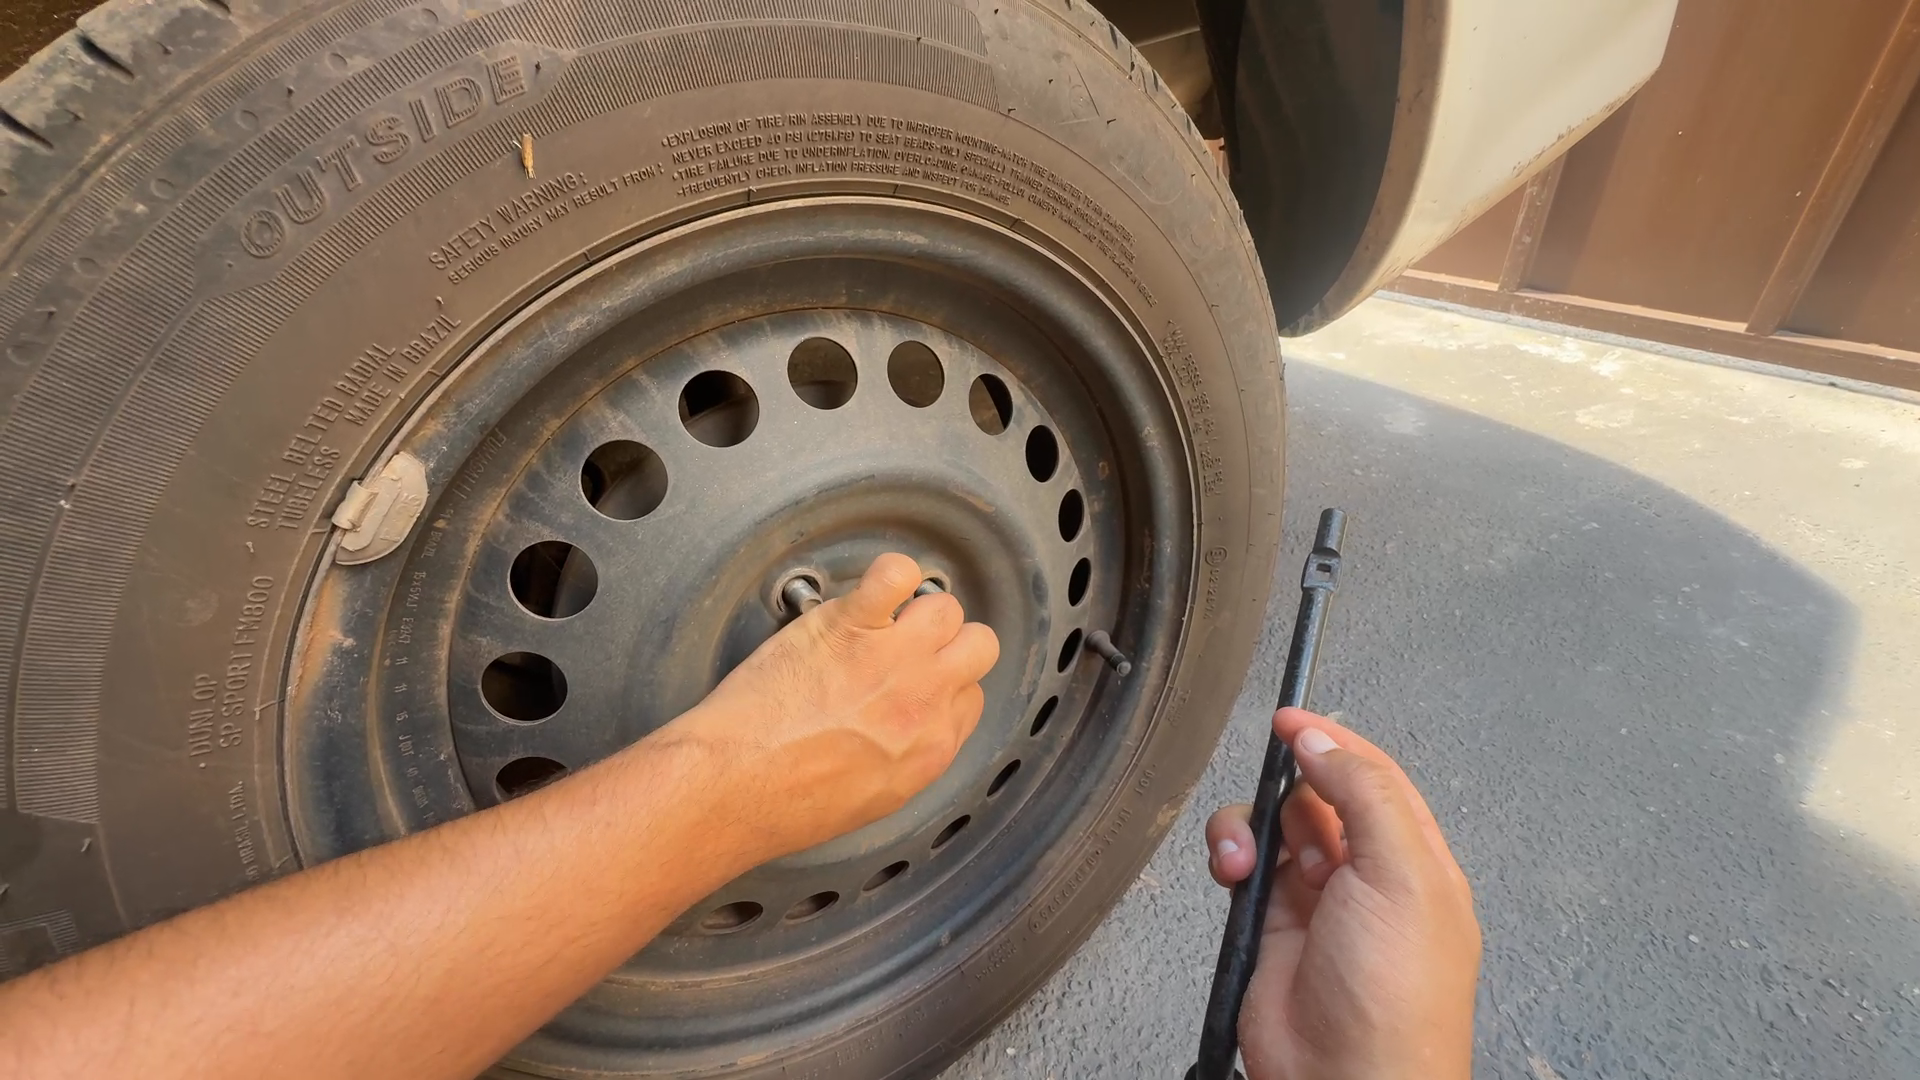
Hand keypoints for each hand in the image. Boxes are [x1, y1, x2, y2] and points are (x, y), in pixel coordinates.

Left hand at [678, 553, 999, 862]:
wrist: (735, 784)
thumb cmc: (788, 801)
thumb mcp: (875, 799)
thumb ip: (912, 756)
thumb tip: (918, 727)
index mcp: (933, 745)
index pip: (972, 695)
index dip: (947, 683)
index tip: (922, 680)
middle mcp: (925, 697)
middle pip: (979, 645)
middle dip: (951, 642)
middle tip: (914, 645)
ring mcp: (894, 657)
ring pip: (945, 608)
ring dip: (918, 609)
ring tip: (887, 618)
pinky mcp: (851, 625)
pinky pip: (897, 575)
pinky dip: (892, 572)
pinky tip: (875, 589)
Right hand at [1206, 708, 1479, 1079]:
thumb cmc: (1389, 983)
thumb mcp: (1400, 877)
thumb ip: (1363, 795)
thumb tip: (1317, 738)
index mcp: (1412, 858)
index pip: (1373, 777)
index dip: (1333, 741)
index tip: (1287, 720)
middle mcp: (1364, 869)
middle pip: (1314, 794)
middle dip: (1286, 795)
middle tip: (1278, 819)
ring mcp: (1312, 892)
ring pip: (1270, 822)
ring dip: (1248, 828)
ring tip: (1244, 862)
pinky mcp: (1267, 913)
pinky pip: (1242, 859)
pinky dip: (1228, 855)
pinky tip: (1230, 875)